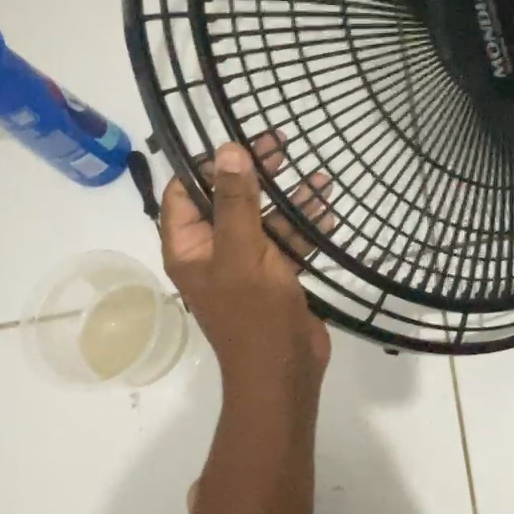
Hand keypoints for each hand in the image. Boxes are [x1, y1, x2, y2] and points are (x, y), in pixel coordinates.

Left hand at [161, 140, 331, 400]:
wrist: (284, 373)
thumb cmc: (254, 316)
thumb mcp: (243, 253)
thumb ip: (236, 202)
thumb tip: (229, 150)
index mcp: (190, 248)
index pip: (184, 192)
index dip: (206, 164)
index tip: (236, 140)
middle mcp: (214, 252)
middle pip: (229, 200)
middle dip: (255, 174)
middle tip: (281, 143)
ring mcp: (247, 266)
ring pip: (265, 220)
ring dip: (290, 200)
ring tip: (320, 176)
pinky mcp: (278, 278)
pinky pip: (289, 243)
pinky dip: (307, 227)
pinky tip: (329, 210)